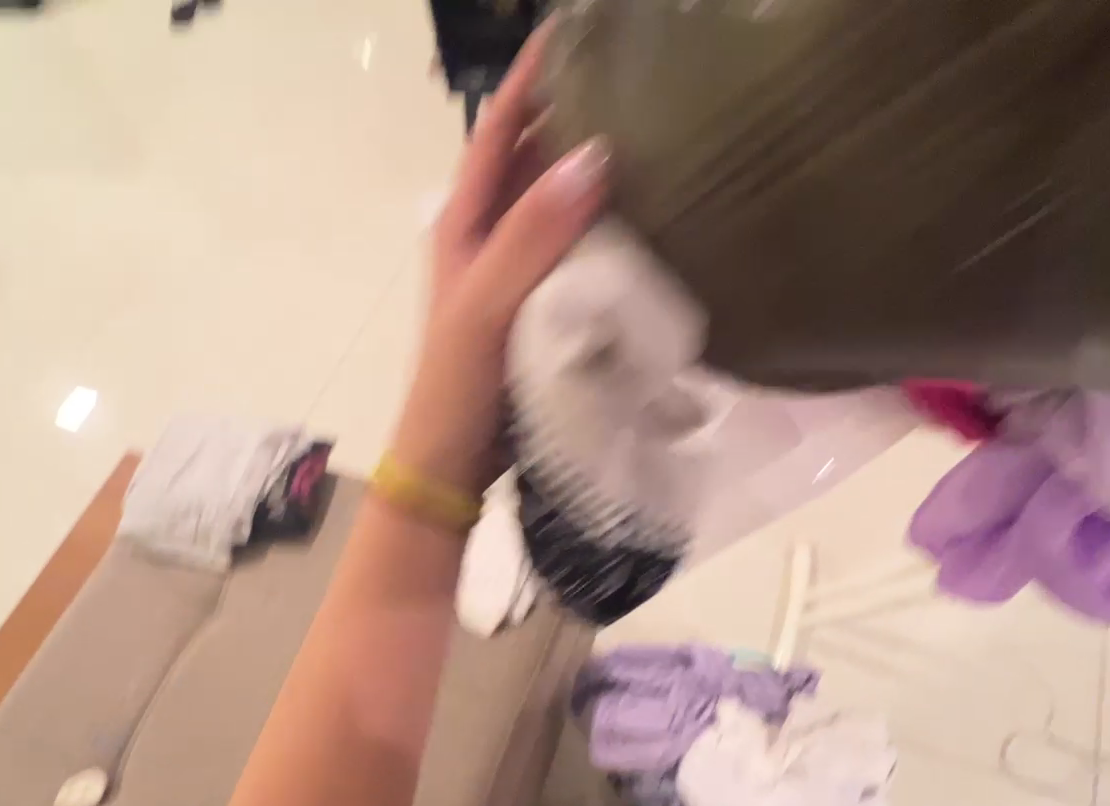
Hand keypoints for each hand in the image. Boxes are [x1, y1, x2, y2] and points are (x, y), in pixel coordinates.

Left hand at [388, 20, 607, 494]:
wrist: (454, 459)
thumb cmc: (458, 383)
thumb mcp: (486, 305)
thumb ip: (530, 237)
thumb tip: (593, 156)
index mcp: (462, 225)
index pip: (496, 132)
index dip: (530, 80)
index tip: (576, 32)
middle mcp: (489, 239)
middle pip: (531, 162)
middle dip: (572, 119)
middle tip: (639, 84)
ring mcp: (516, 276)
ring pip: (557, 208)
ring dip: (593, 177)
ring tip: (655, 138)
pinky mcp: (541, 310)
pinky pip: (576, 257)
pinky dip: (604, 235)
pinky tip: (645, 224)